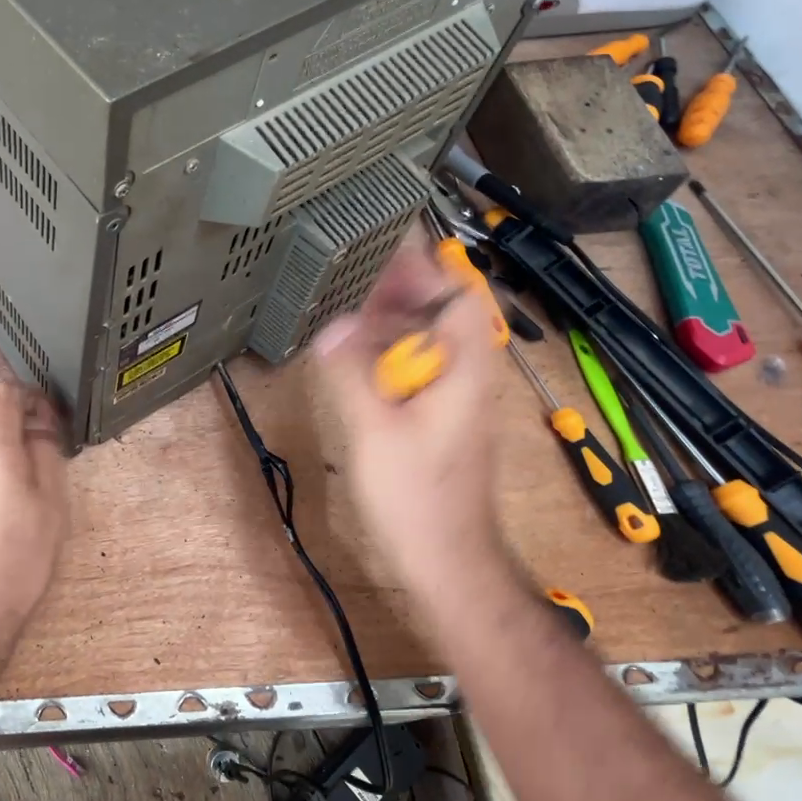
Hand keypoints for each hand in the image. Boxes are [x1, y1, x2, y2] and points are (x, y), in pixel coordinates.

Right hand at [312, 239, 503, 588]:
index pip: (459, 298)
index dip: (430, 266)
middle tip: (364, 268)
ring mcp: (459, 402)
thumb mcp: (375, 431)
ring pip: (434, 342)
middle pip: (446, 315)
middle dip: (408, 287)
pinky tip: (362, 357)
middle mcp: (467, 380)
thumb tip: (334, 328)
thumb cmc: (417, 498)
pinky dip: (395, 351)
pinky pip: (423, 369)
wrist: (449, 560)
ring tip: (356, 304)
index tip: (395, 240)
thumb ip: (353, 374)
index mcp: (461, 372)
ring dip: (399, 318)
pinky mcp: (443, 422)